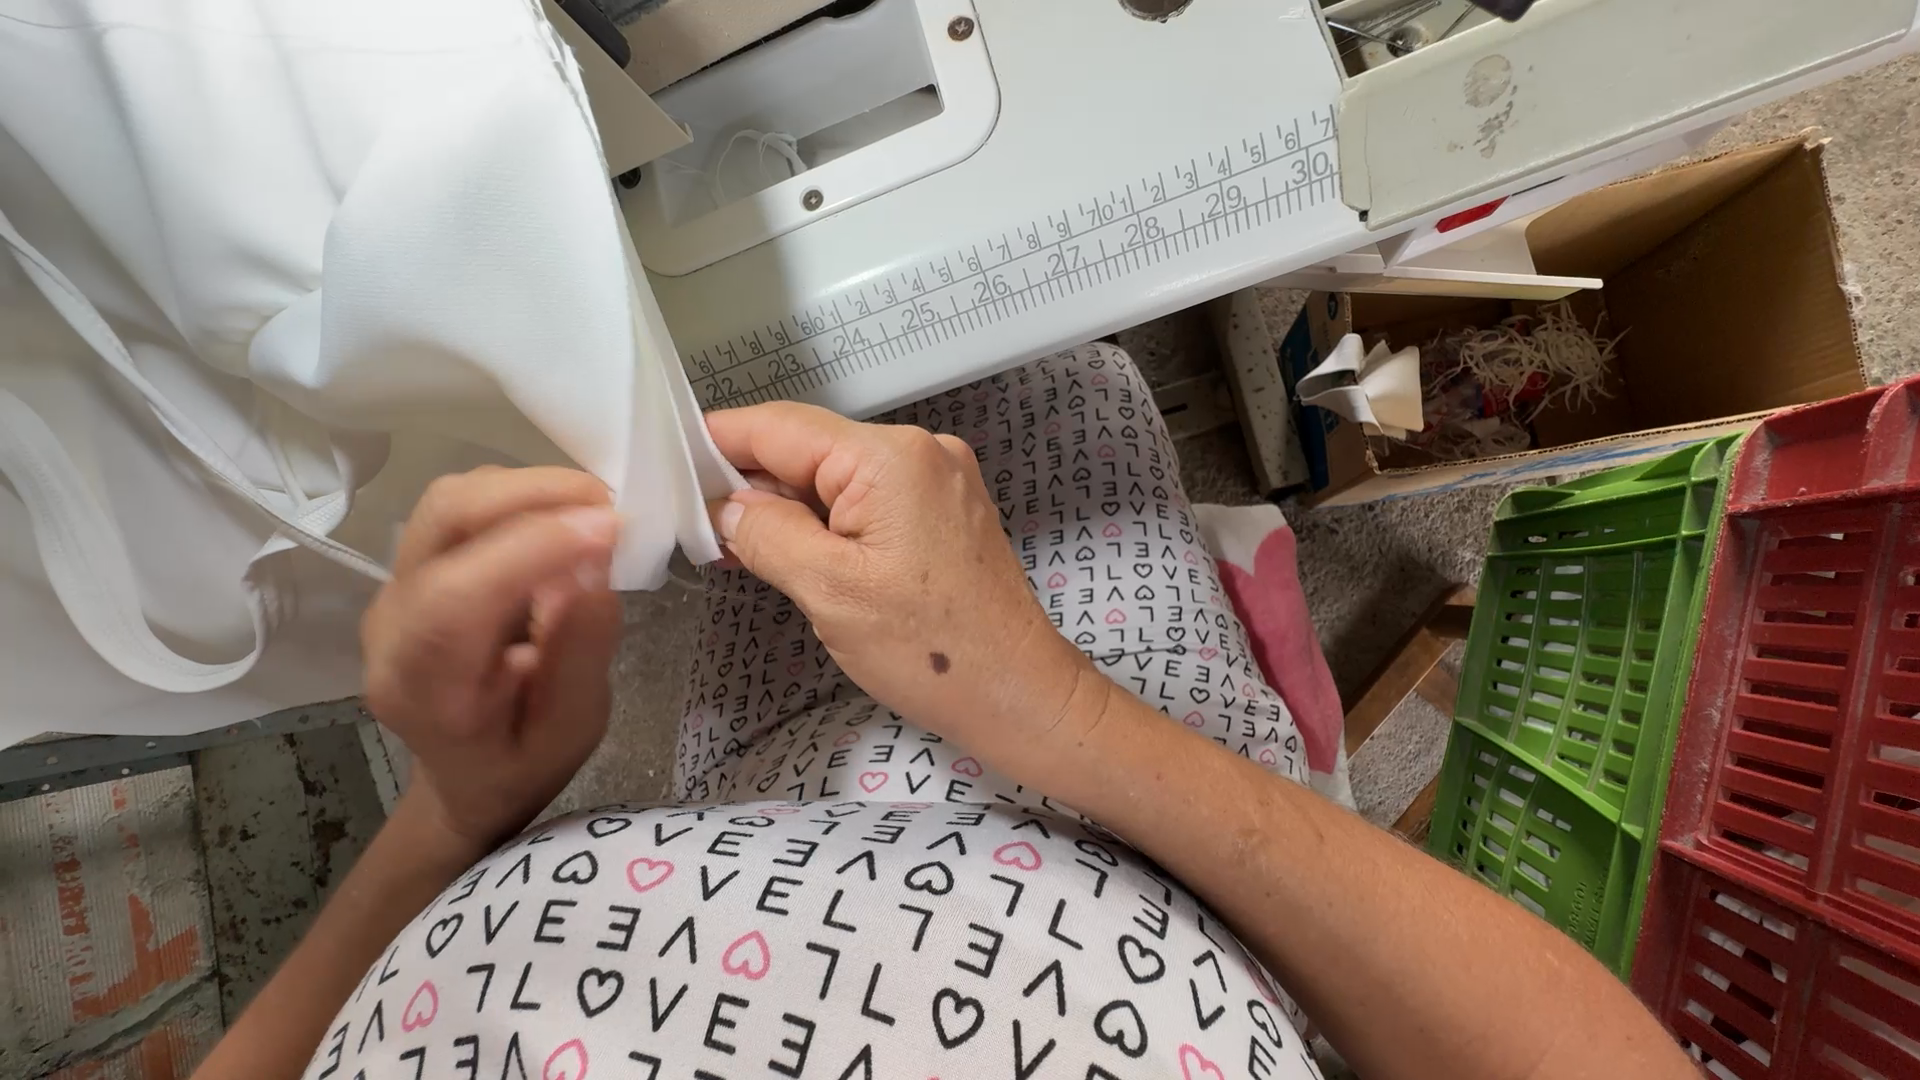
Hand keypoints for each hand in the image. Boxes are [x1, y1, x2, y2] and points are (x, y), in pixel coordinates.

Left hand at [360, 466, 621, 849]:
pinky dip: (522, 497)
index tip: (612, 527)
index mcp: (423, 683)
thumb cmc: (524, 760)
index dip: (534, 548)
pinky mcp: (417, 568)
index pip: (458, 595)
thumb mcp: (573, 727)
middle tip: (613, 506)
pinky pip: (463, 508)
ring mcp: (396, 587)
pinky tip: (566, 521)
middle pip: (445, 519)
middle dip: (536, 493)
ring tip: (596, 512)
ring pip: (452, 499)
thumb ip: (581, 651)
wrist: (469, 774)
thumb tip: (595, 565)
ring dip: (531, 489)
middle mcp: (392, 622)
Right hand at [704, 403, 1100, 761]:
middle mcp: (919, 451)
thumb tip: (727, 504)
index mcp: (891, 457)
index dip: (720, 441)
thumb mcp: (830, 591)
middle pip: (811, 449)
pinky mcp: (942, 510)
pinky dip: (827, 522)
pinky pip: (868, 501)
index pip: (783, 427)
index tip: (666, 463)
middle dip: (753, 484)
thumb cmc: (928, 650)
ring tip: (736, 547)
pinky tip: (791, 549)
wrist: (1017, 692)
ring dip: (789, 508)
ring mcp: (937, 479)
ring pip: (838, 479)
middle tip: (696, 526)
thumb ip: (768, 533)